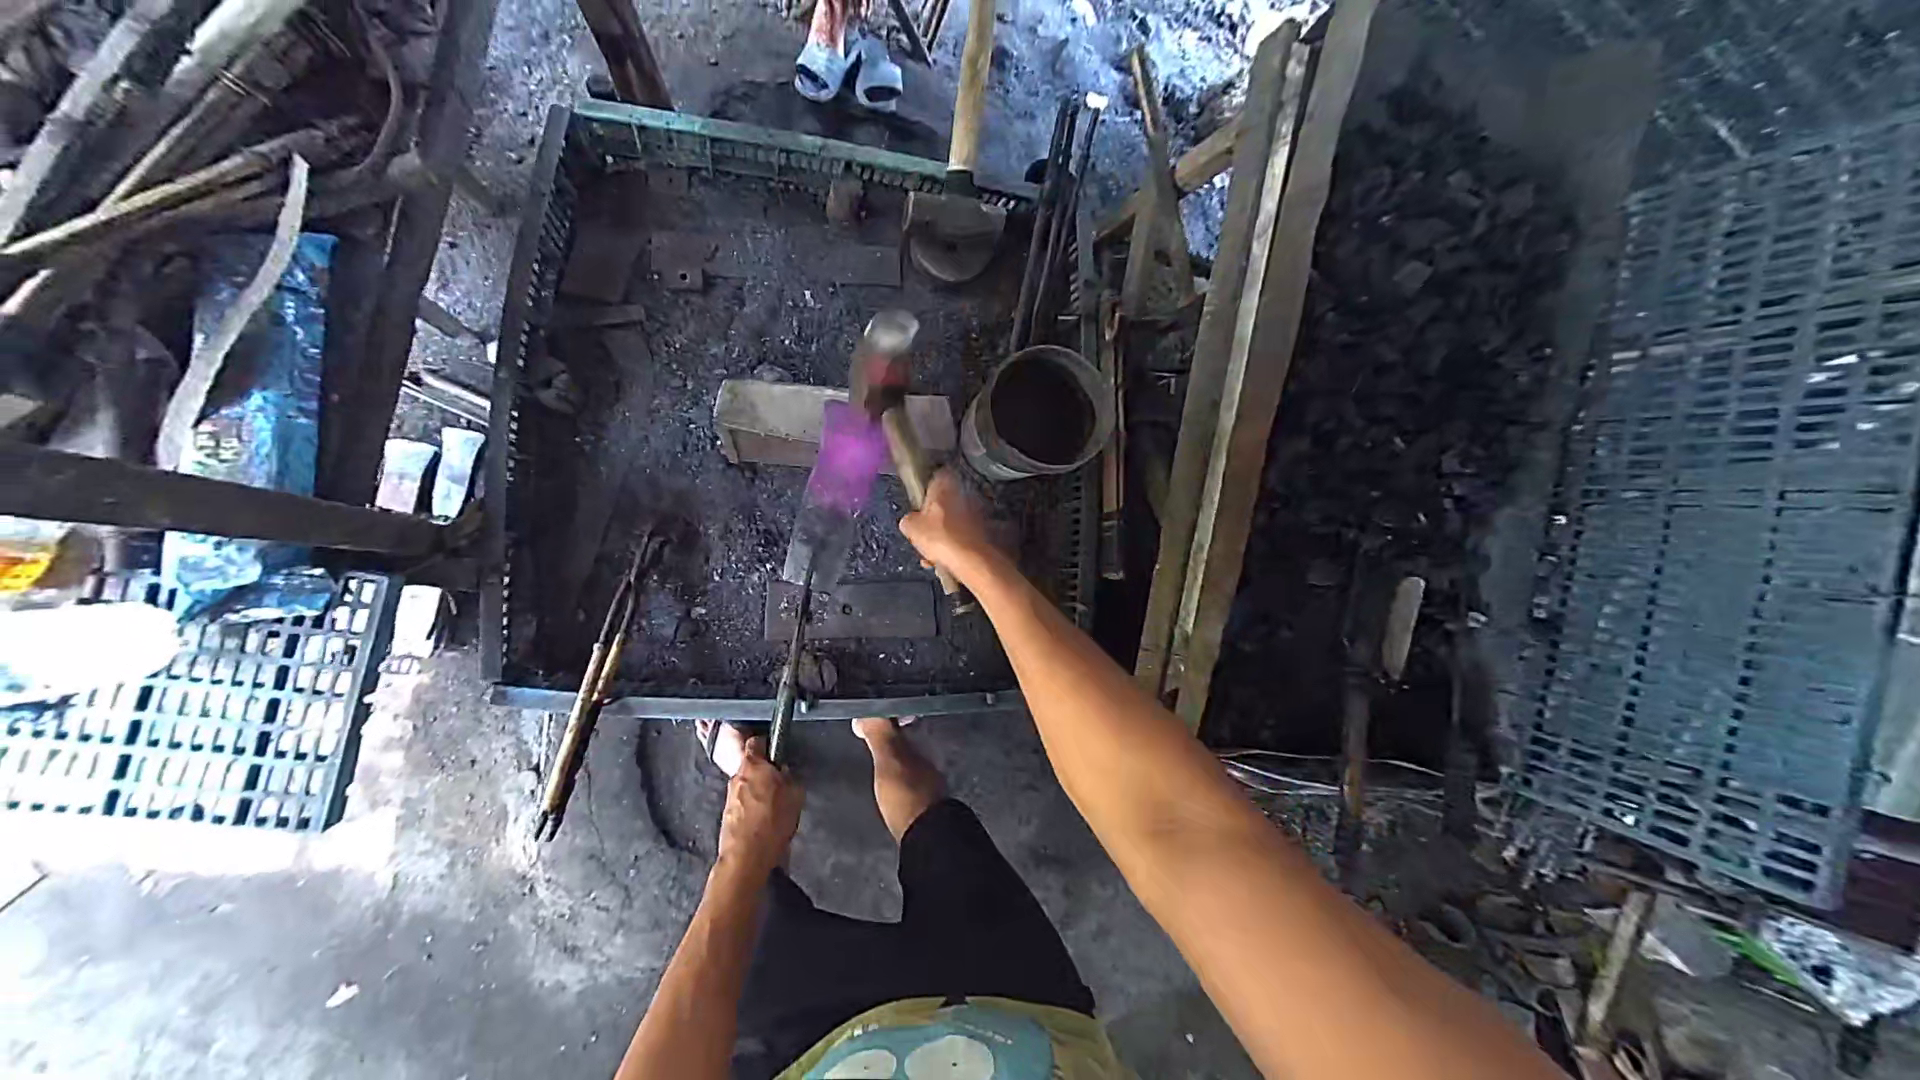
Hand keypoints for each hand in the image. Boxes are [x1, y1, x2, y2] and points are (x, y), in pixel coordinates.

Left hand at [716, 736, 803, 878]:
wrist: (746, 857)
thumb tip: (784, 773)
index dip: (768, 745)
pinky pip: (743, 804)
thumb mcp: (795, 795)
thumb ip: (790, 778)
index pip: (756, 742)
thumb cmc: (772, 822)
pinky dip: (753, 808)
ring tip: (775, 807)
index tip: (777, 752)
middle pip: (752, 767)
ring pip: (747, 786)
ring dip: (759, 792)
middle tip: (782, 784)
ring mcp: (729, 797)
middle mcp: (737, 777)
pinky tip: (765, 821)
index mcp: (753, 766)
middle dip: (765, 773)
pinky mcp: (727, 816)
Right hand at [898, 469, 997, 580]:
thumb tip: (909, 522)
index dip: (924, 489)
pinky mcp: (984, 531)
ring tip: (931, 553)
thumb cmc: (944, 537)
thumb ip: (907, 520)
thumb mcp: (910, 527)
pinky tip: (943, 560)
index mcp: (946, 484)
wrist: (973, 560)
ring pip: (952, 521)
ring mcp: (977, 512)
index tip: (918, 501)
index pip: (934, 475)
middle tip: (922, 532)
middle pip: (943, 502)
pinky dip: (953, 547)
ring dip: (941, 535)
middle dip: (932, 518)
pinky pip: (962, 536)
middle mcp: (964, 493)